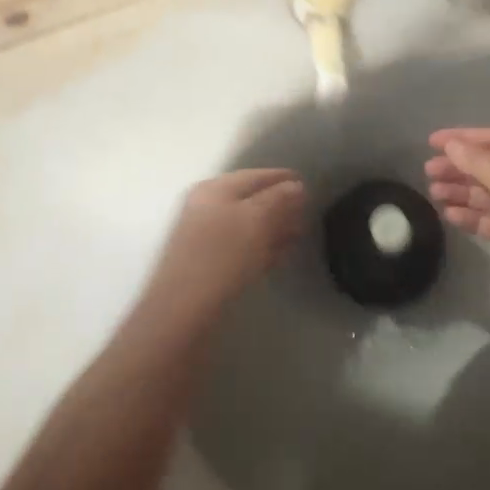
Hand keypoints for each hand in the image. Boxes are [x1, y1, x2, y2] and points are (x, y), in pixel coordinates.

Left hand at [148, 169, 306, 316]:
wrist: (181, 314)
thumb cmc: (220, 257)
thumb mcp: (255, 221)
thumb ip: (278, 199)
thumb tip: (296, 185)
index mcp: (214, 190)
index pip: (254, 176)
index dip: (281, 178)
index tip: (307, 182)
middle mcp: (206, 208)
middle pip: (250, 199)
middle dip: (280, 204)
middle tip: (307, 211)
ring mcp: (205, 239)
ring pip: (247, 225)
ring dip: (273, 228)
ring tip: (299, 234)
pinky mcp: (208, 266)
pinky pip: (242, 248)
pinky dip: (262, 248)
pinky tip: (279, 256)